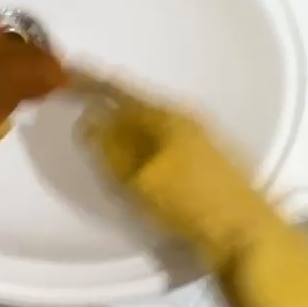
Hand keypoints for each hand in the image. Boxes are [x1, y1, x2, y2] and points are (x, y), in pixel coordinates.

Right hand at [76, 82, 283, 269]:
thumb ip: (108, 146)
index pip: (117, 89)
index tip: (63, 72)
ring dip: (121, 118)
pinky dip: (136, 135)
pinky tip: (129, 147)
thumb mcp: (135, 177)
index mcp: (165, 116)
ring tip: (97, 121)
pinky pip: (159, 135)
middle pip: (134, 100)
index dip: (88, 79)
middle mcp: (184, 118)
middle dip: (104, 97)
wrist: (244, 235)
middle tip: (75, 96)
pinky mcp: (204, 158)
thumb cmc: (185, 203)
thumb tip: (88, 118)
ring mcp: (198, 138)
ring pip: (148, 119)